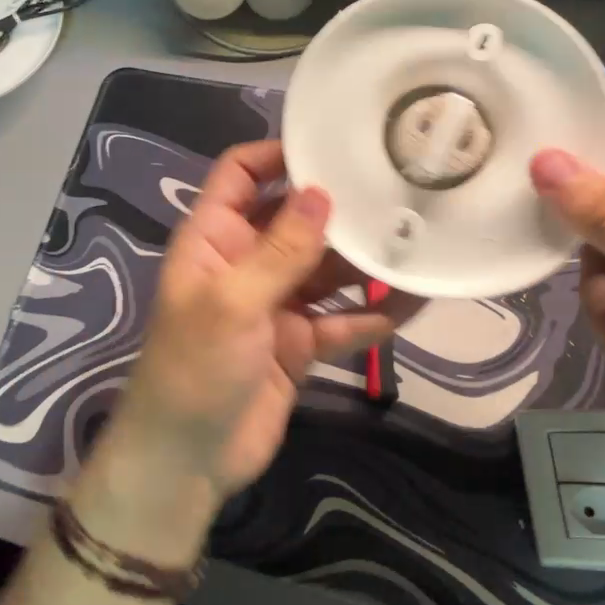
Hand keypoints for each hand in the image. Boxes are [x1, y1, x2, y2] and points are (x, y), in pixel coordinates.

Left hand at [72, 142, 422, 565]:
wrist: (186, 460)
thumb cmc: (194, 367)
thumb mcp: (232, 302)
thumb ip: (280, 250)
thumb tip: (321, 192)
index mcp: (215, 237)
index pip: (242, 173)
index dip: (279, 154)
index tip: (333, 144)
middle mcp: (246, 260)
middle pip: (294, 217)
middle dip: (337, 207)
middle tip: (397, 189)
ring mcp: (274, 302)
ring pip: (325, 269)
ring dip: (364, 262)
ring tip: (418, 243)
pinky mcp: (298, 344)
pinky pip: (340, 321)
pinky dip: (371, 315)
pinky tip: (413, 305)